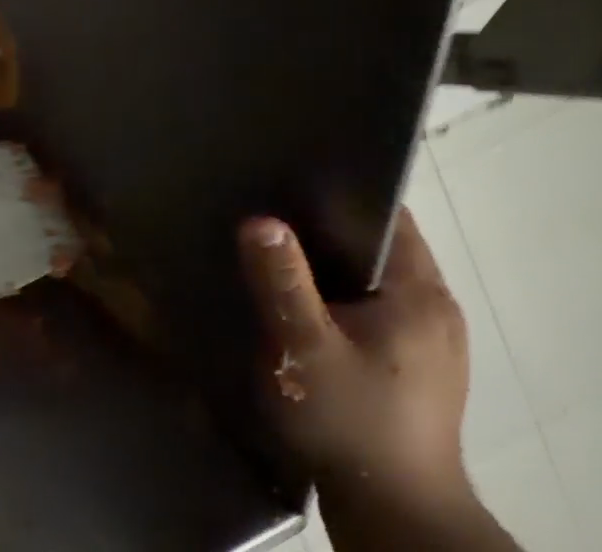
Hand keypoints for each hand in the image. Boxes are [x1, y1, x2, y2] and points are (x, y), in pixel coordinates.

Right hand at [238, 209, 471, 504]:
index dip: (335, 195)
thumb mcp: (303, 345)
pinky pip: (367, 310)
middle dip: (318, 231)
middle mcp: (434, 311)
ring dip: (322, 268)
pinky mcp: (409, 366)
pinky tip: (288, 306)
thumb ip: (281, 281)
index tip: (278, 182)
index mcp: (420, 296)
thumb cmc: (347, 418)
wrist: (389, 504)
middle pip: (374, 248)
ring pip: (368, 282)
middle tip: (254, 215)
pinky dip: (330, 298)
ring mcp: (426, 342)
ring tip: (262, 255)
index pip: (386, 219)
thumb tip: (259, 219)